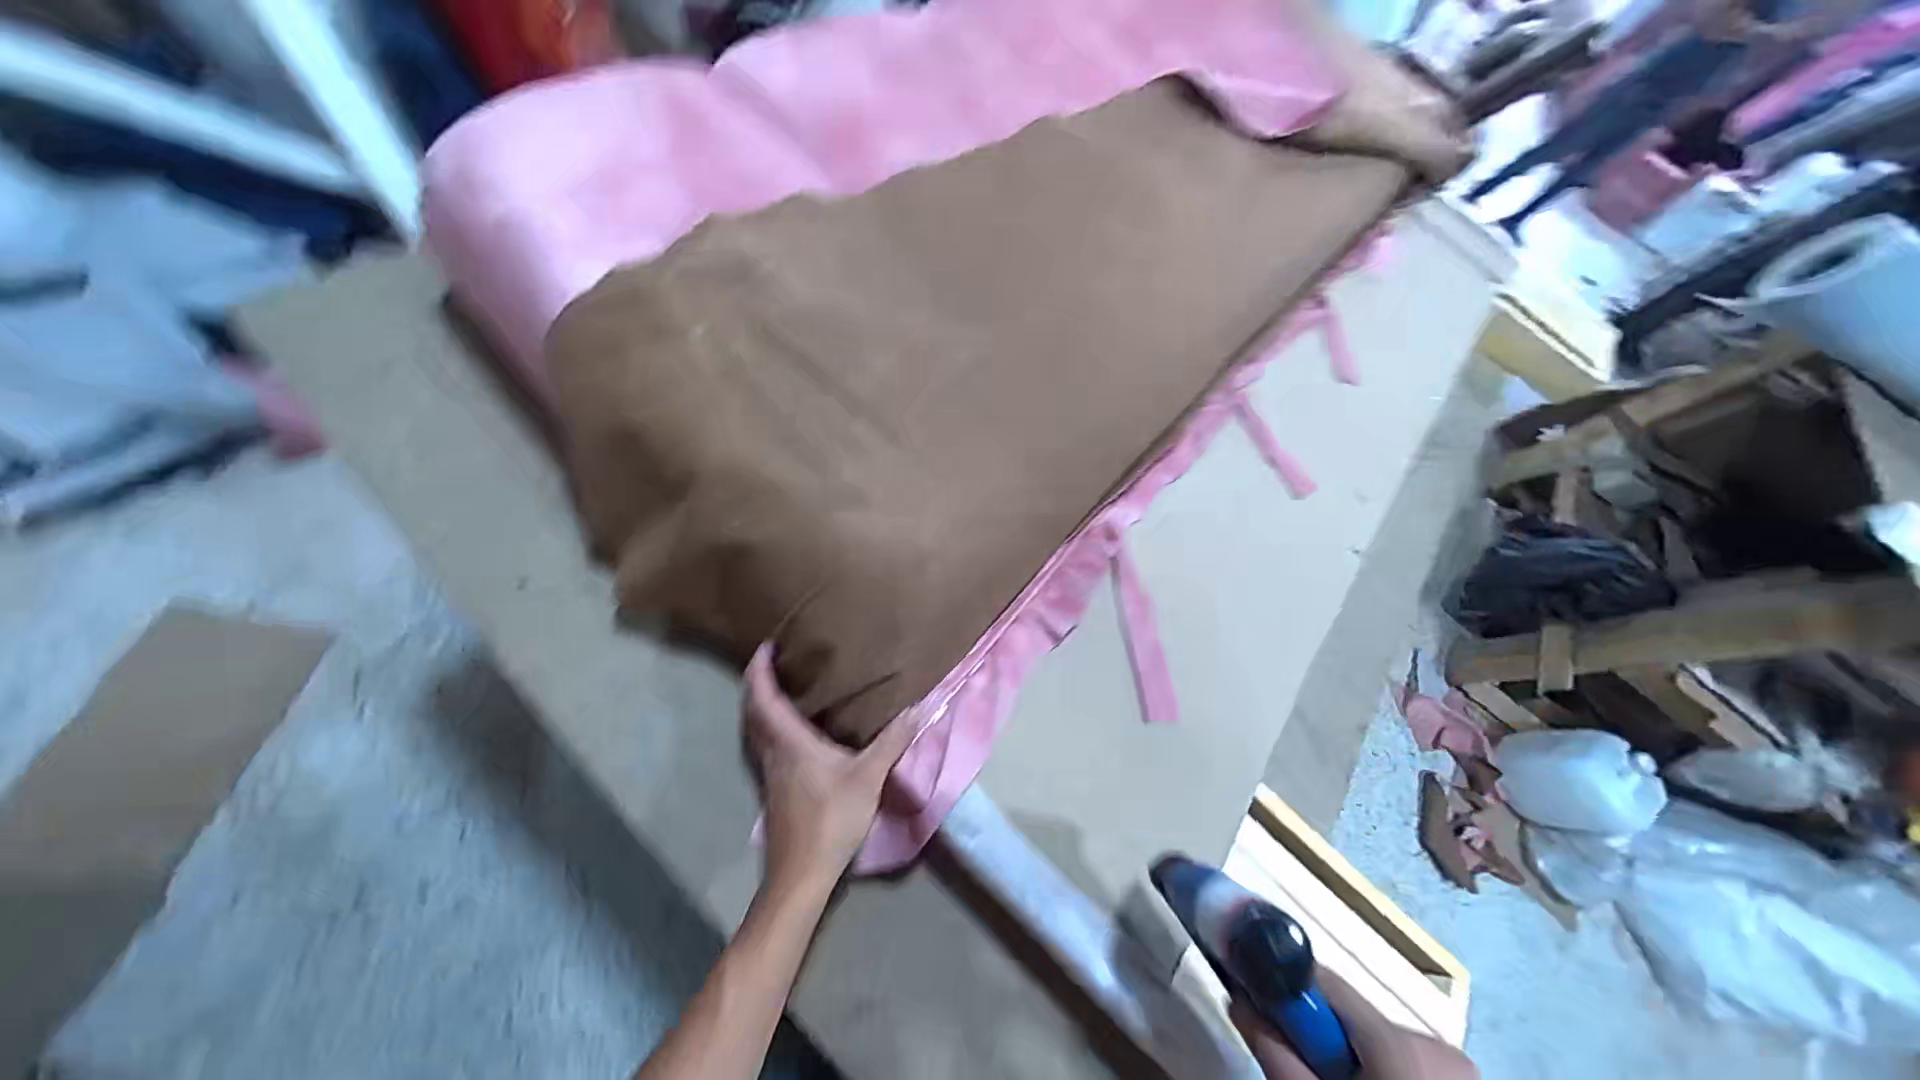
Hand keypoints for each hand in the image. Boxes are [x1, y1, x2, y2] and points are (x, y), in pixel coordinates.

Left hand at [744, 644, 921, 895]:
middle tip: (773, 661)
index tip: (766, 644)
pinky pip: (765, 745)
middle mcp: (772, 753)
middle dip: (757, 682)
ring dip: (761, 705)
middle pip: (752, 710)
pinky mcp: (775, 790)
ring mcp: (770, 773)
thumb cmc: (831, 819)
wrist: (800, 873)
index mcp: (788, 742)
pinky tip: (792, 733)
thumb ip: (893, 741)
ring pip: (755, 730)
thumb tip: (920, 706)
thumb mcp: (868, 777)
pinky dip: (770, 726)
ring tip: (782, 689)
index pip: (762, 697)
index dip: (759, 669)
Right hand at [1232, 968, 1478, 1079]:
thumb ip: (1277, 1054)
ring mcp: (1460, 1070)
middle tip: (1312, 1076)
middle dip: (1321, 1038)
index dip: (1287, 991)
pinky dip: (1383, 1074)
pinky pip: (1407, 1061)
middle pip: (1352, 1015)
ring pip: (1378, 1039)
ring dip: (1351, 1059)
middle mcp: (1438, 1046)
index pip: (1325, 982)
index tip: (1260, 1007)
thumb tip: (1238, 999)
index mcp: (1402, 1046)